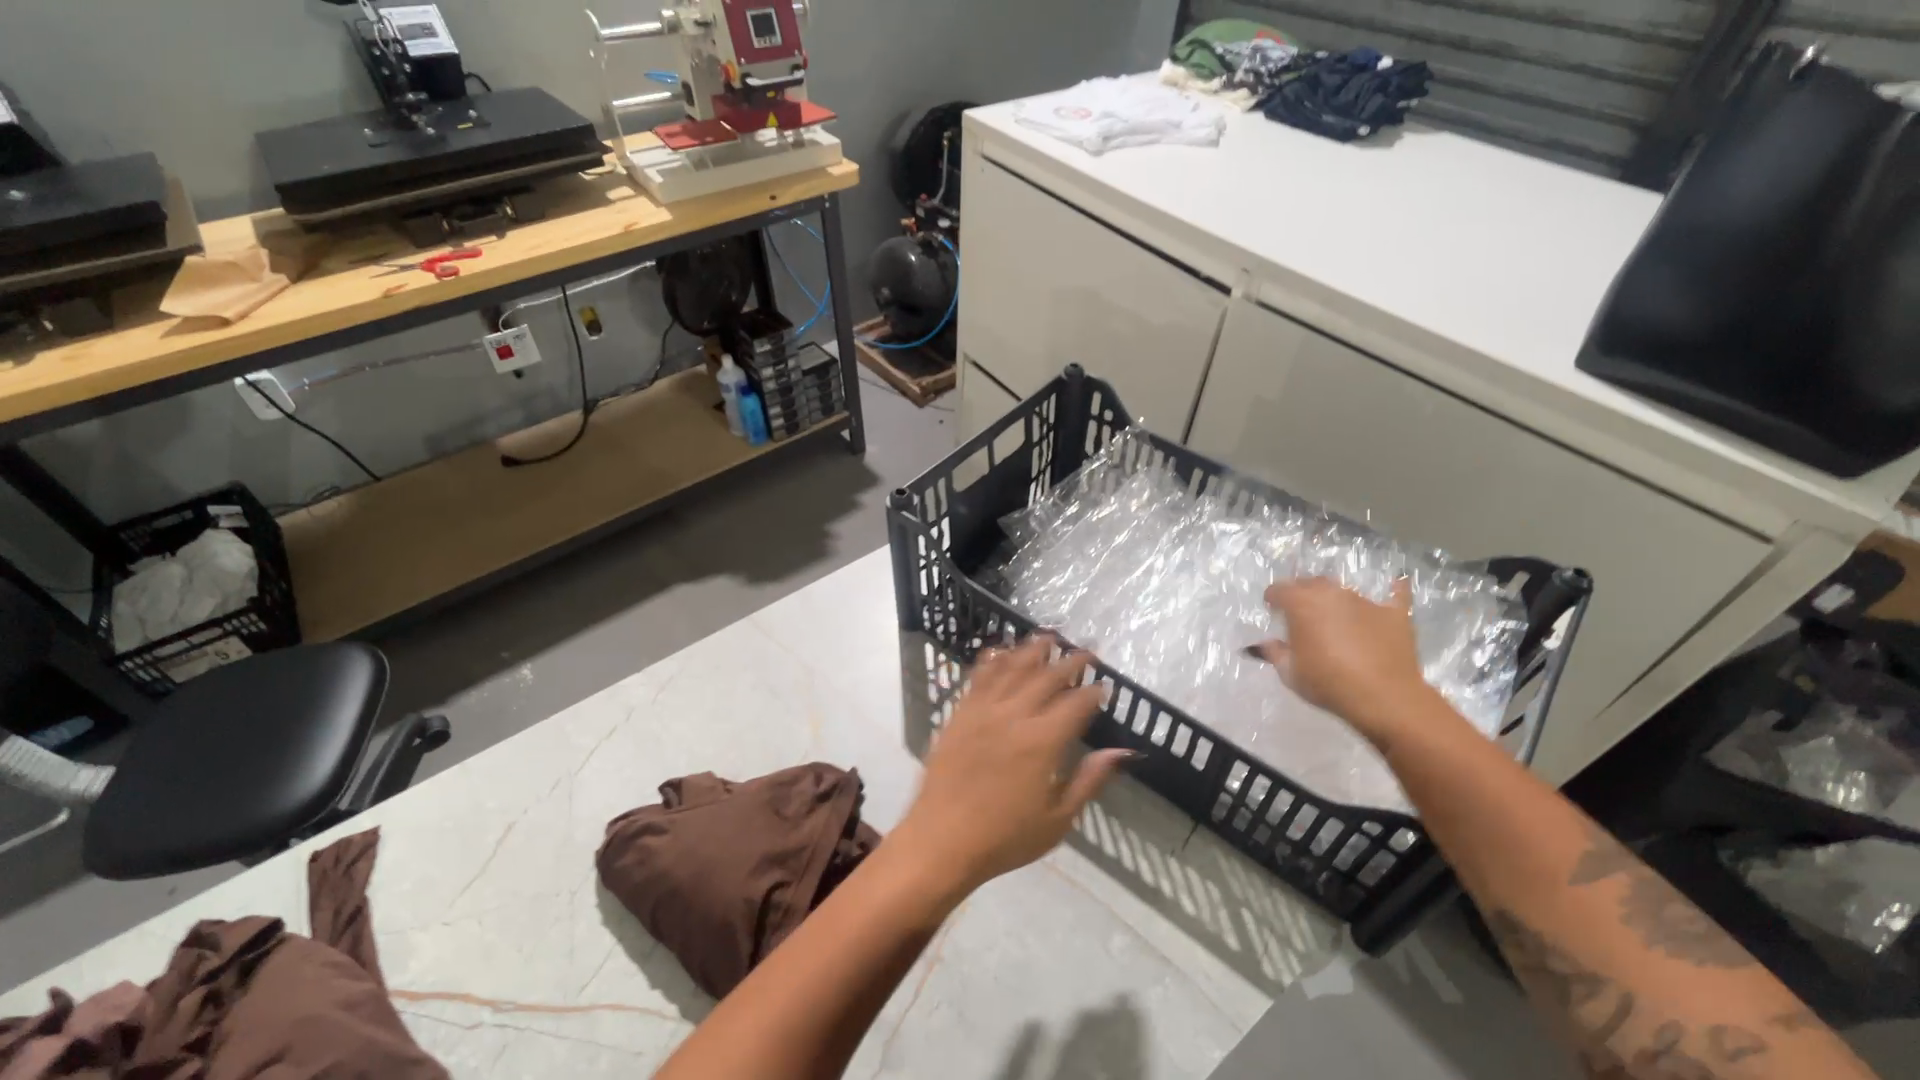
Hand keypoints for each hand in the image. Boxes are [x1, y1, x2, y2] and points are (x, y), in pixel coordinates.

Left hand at [894, 638, 1132, 899]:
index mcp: (1043, 741)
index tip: (1105, 685)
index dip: (1094, 692)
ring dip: (1032, 650)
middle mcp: (1013, 716)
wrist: (941, 842)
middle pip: (1047, 676)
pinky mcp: (958, 715)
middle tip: (1087, 651)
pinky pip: (978, 678)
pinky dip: (993, 661)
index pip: (1076, 703)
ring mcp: (982, 712)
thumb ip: (1089, 779)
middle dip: (1070, 661)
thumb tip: (1122, 751)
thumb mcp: (1058, 818)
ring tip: (1048, 637)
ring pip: (1011, 669)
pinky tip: (1000, 652)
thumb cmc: (1005, 838)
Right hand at [1253, 578, 1450, 744]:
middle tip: (1300, 615)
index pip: (1279, 589)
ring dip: (1334, 599)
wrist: (1383, 697)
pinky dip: (1391, 589)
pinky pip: (1395, 592)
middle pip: (1311, 583)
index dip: (1272, 599)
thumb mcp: (1290, 673)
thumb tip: (1264, 643)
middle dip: (1301, 594)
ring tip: (1334, 617)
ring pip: (1343, 590)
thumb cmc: (1329, 684)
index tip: (1272, 611)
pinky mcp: (1394, 612)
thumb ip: (1274, 652)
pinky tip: (1394, 584)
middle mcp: (1332, 594)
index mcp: (1302, 604)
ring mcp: (1365, 601)